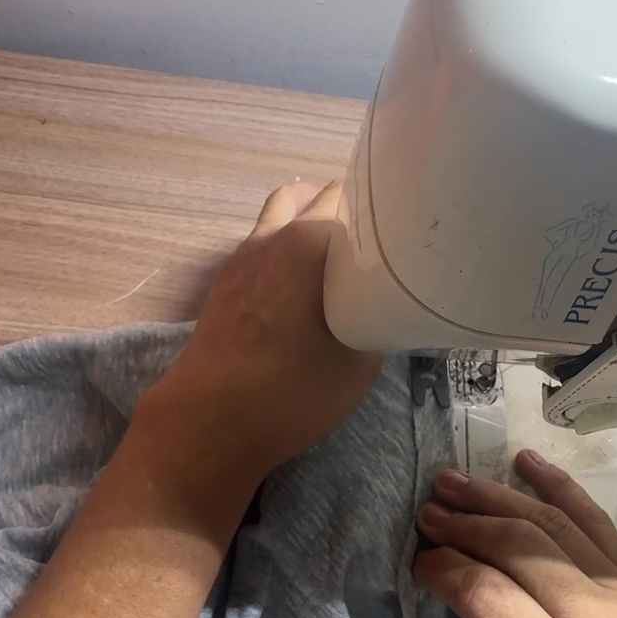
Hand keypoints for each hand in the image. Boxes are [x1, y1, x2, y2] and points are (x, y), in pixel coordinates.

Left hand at [138, 180, 383, 486]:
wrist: (211, 421)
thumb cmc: (291, 393)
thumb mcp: (361, 364)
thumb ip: (376, 320)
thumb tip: (376, 305)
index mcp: (313, 244)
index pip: (358, 199)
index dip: (387, 213)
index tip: (406, 235)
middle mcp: (276, 234)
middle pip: (320, 196)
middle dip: (352, 209)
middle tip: (381, 243)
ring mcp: (245, 253)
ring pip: (285, 209)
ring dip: (312, 215)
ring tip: (340, 249)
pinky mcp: (226, 278)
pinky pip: (265, 237)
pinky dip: (287, 238)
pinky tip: (303, 276)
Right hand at [371, 451, 616, 617]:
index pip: (487, 594)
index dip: (442, 570)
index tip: (414, 564)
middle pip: (519, 546)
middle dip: (464, 524)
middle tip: (424, 513)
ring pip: (553, 524)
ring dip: (497, 497)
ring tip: (450, 481)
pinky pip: (597, 522)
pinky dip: (559, 486)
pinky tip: (526, 461)